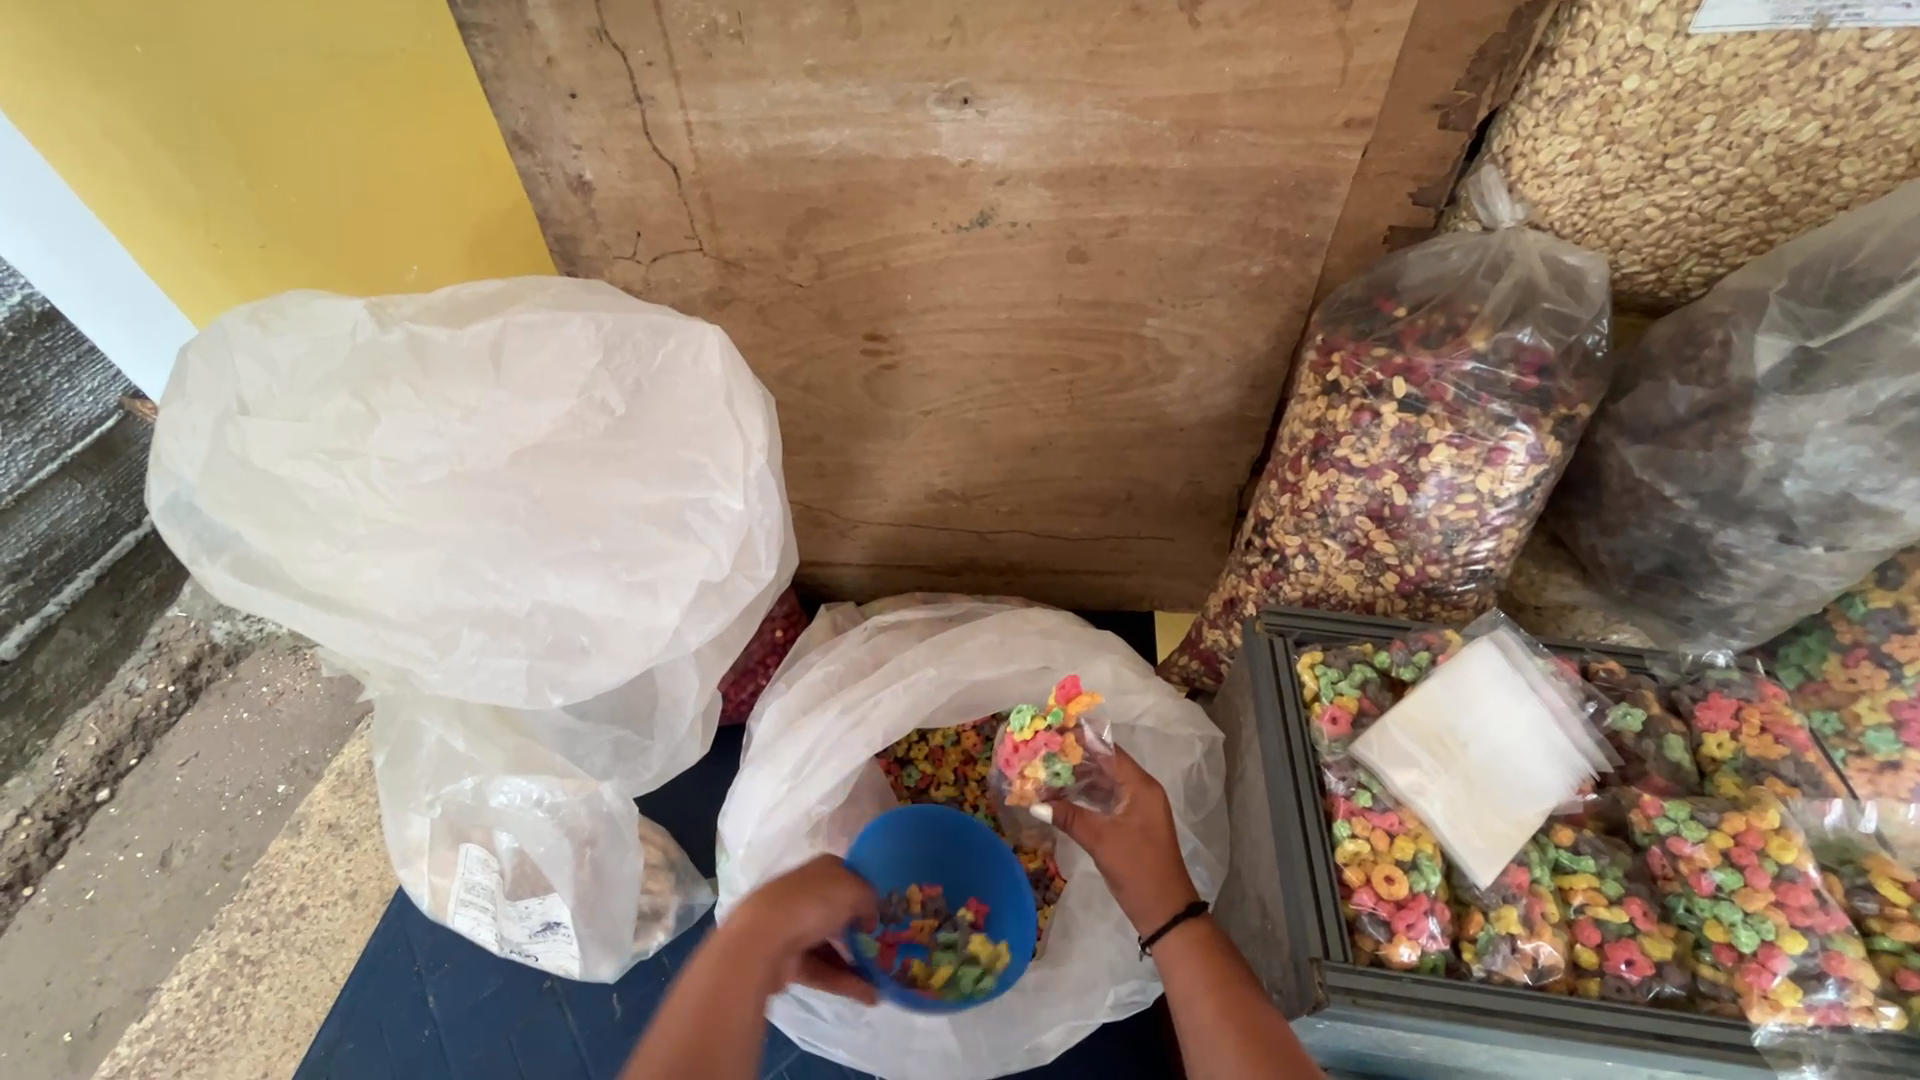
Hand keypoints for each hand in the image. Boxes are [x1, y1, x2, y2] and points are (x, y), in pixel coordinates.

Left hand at [725, 855, 880, 1004]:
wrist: (762, 938)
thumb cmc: (812, 902)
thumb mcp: (854, 890)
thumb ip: (870, 900)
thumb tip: (871, 916)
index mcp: (823, 869)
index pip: (851, 877)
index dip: (870, 893)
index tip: (889, 913)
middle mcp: (809, 895)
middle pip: (842, 913)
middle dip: (864, 931)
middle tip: (890, 949)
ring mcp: (797, 928)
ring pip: (833, 945)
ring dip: (858, 963)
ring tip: (885, 980)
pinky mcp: (790, 960)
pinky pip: (823, 970)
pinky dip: (845, 982)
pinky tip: (869, 995)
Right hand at [1037, 748, 1200, 936]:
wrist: (1165, 911)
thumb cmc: (1138, 869)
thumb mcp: (1100, 840)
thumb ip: (1068, 817)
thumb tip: (1033, 803)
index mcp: (1140, 786)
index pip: (1108, 751)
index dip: (1081, 740)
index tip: (1053, 731)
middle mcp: (1140, 790)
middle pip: (1104, 765)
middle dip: (1074, 760)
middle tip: (1042, 752)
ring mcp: (1136, 808)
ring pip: (1102, 784)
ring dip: (1076, 780)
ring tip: (1044, 772)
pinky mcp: (1130, 824)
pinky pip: (1104, 801)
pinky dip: (1083, 798)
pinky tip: (1059, 797)